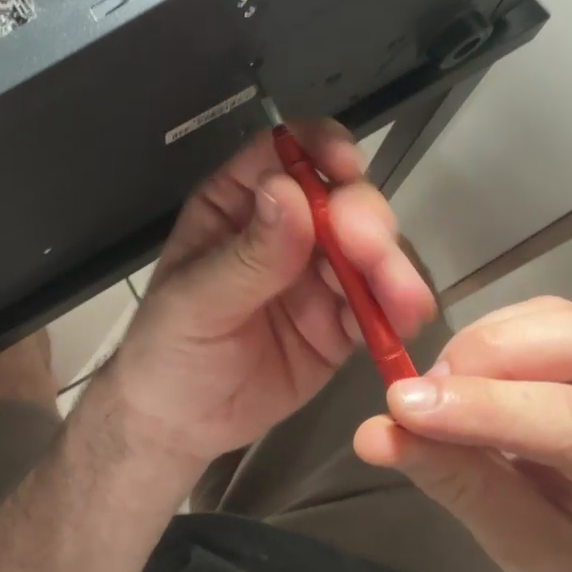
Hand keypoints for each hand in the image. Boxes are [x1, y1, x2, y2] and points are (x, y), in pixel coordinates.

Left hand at [97, 120, 434, 467]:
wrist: (178, 424)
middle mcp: (282, 228)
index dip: (318, 147)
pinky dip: (396, 308)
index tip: (346, 166)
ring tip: (404, 302)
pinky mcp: (340, 321)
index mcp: (236, 205)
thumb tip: (288, 190)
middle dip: (364, 220)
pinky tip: (404, 322)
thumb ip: (247, 254)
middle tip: (371, 253)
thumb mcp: (195, 300)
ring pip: (369, 249)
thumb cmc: (167, 348)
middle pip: (339, 198)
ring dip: (391, 267)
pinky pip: (377, 304)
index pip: (281, 154)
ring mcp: (315, 273)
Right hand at [353, 298, 571, 571]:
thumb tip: (376, 434)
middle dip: (491, 353)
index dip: (489, 408)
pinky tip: (481, 375)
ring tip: (447, 389)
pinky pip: (567, 320)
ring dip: (492, 341)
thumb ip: (457, 482)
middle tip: (424, 391)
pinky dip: (506, 336)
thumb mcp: (527, 553)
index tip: (401, 403)